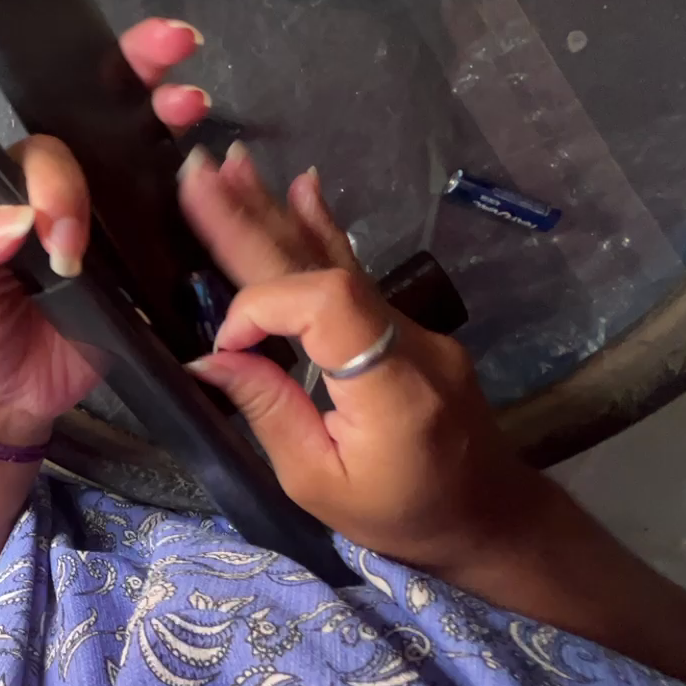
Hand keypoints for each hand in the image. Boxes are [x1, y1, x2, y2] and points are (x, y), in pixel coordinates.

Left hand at [0, 18, 211, 447]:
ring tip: (192, 104)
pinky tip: (214, 176)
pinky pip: (166, 224)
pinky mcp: (137, 266)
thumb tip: (15, 219)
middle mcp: (57, 197)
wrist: (4, 396)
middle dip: (132, 79)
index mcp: (6, 192)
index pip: (41, 154)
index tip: (61, 238)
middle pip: (94, 126)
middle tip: (172, 51)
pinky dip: (192, 198)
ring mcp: (102, 228)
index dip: (59, 180)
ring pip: (137, 161)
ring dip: (168, 122)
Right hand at [178, 148, 561, 572]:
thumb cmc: (398, 515)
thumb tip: (209, 356)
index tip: (226, 344)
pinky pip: (353, 272)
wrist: (487, 516)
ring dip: (275, 212)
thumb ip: (267, 410)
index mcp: (389, 388)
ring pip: (334, 258)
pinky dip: (320, 229)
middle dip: (251, 222)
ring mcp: (414, 325)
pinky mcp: (407, 326)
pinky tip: (301, 189)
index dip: (262, 307)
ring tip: (232, 168)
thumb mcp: (316, 481)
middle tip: (198, 177)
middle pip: (320, 265)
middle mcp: (408, 341)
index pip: (323, 306)